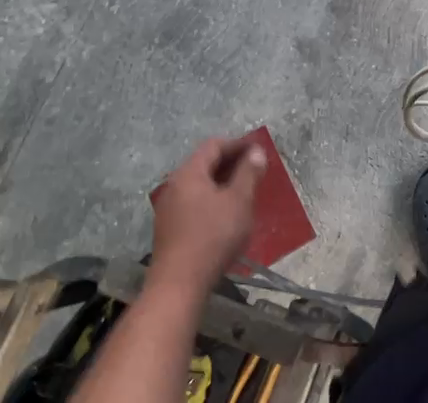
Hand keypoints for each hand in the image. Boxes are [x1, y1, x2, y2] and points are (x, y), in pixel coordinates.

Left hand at [147, 136, 266, 296]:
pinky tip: (226, 213)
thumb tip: (256, 151)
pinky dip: (212, 199)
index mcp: (189, 173)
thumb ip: (248, 172)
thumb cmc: (213, 236)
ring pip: (199, 185)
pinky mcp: (169, 229)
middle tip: (255, 168)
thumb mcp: (239, 201)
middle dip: (231, 163)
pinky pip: (194, 202)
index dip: (238, 144)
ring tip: (244, 190)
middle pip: (204, 163)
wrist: (179, 284)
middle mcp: (174, 186)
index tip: (259, 149)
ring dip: (222, 182)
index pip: (214, 145)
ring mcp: (168, 208)